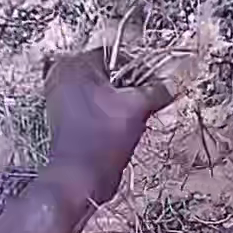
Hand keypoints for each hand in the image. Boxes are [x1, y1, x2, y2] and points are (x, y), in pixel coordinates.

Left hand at [42, 48, 172, 204]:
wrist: (81, 177)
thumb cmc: (103, 137)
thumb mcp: (136, 108)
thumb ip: (155, 91)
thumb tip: (171, 84)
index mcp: (75, 65)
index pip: (115, 55)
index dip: (139, 70)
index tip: (155, 87)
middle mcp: (62, 77)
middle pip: (108, 75)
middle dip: (130, 89)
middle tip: (147, 104)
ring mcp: (61, 100)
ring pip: (102, 94)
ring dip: (121, 104)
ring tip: (134, 120)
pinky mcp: (66, 121)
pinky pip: (94, 110)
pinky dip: (109, 116)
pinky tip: (120, 130)